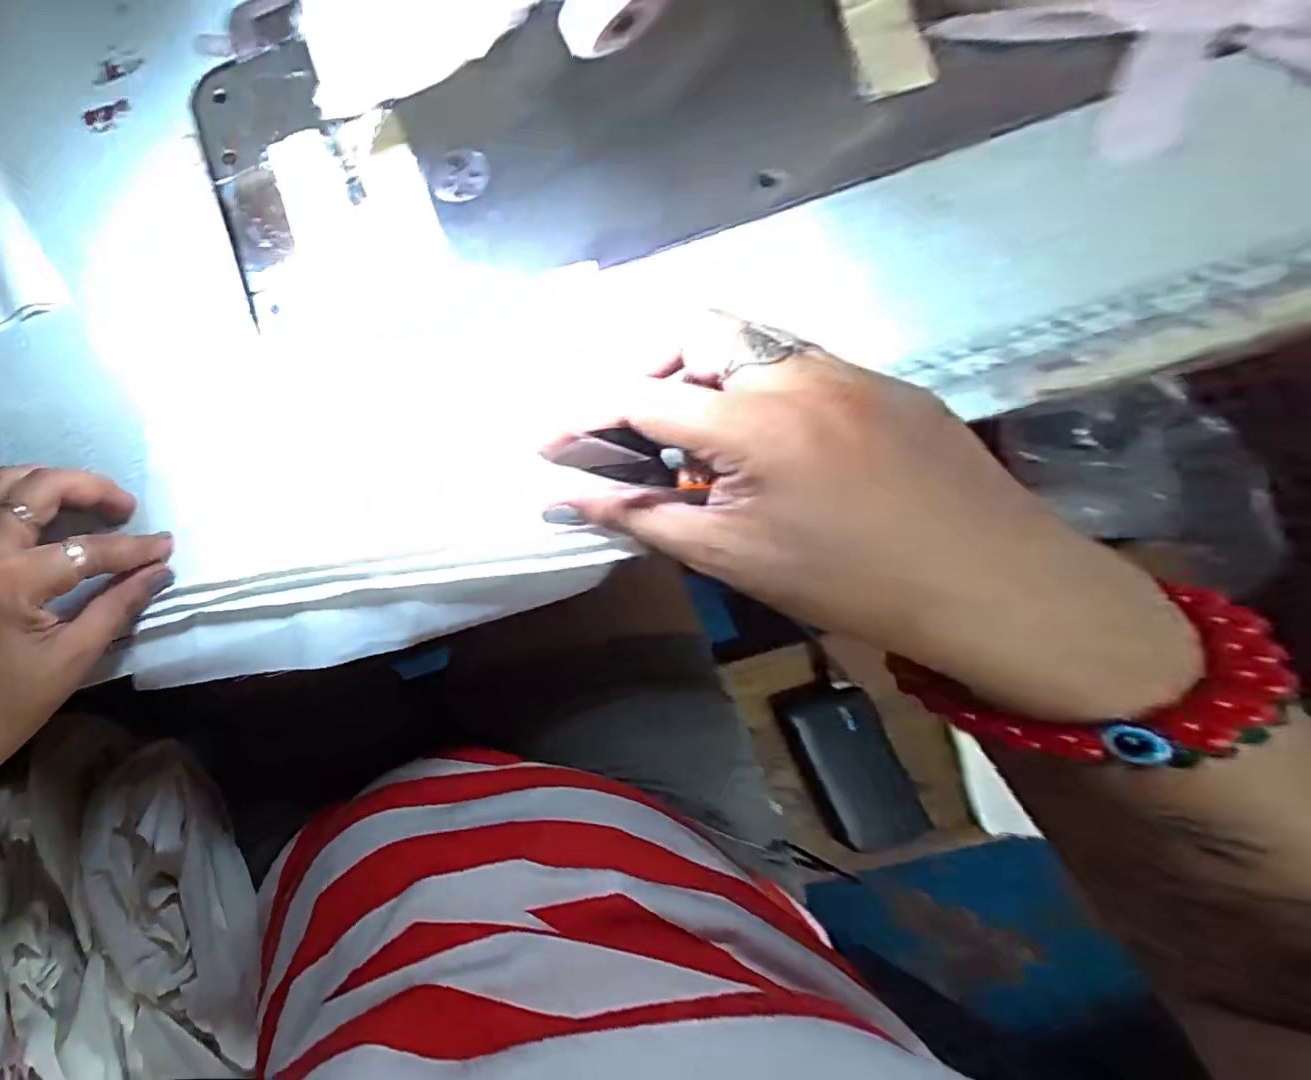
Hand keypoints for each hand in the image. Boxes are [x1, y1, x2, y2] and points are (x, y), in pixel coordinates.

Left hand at [0, 467, 173, 845]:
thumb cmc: (11, 706)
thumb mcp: (75, 657)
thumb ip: (118, 605)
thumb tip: (159, 571)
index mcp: (13, 578)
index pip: (88, 548)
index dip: (135, 547)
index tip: (168, 546)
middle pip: (39, 489)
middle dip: (90, 488)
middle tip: (126, 507)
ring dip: (43, 484)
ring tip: (79, 500)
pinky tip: (3, 521)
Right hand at [544, 312, 1200, 722]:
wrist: (995, 587)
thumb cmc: (842, 579)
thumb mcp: (724, 555)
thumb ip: (638, 516)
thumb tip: (569, 500)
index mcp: (751, 422)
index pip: (639, 397)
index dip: (583, 417)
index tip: (550, 441)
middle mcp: (795, 375)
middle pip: (696, 329)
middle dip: (647, 368)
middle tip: (636, 423)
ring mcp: (848, 371)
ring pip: (750, 340)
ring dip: (701, 373)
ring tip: (696, 432)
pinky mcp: (885, 383)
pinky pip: (798, 362)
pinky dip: (754, 385)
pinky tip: (764, 439)